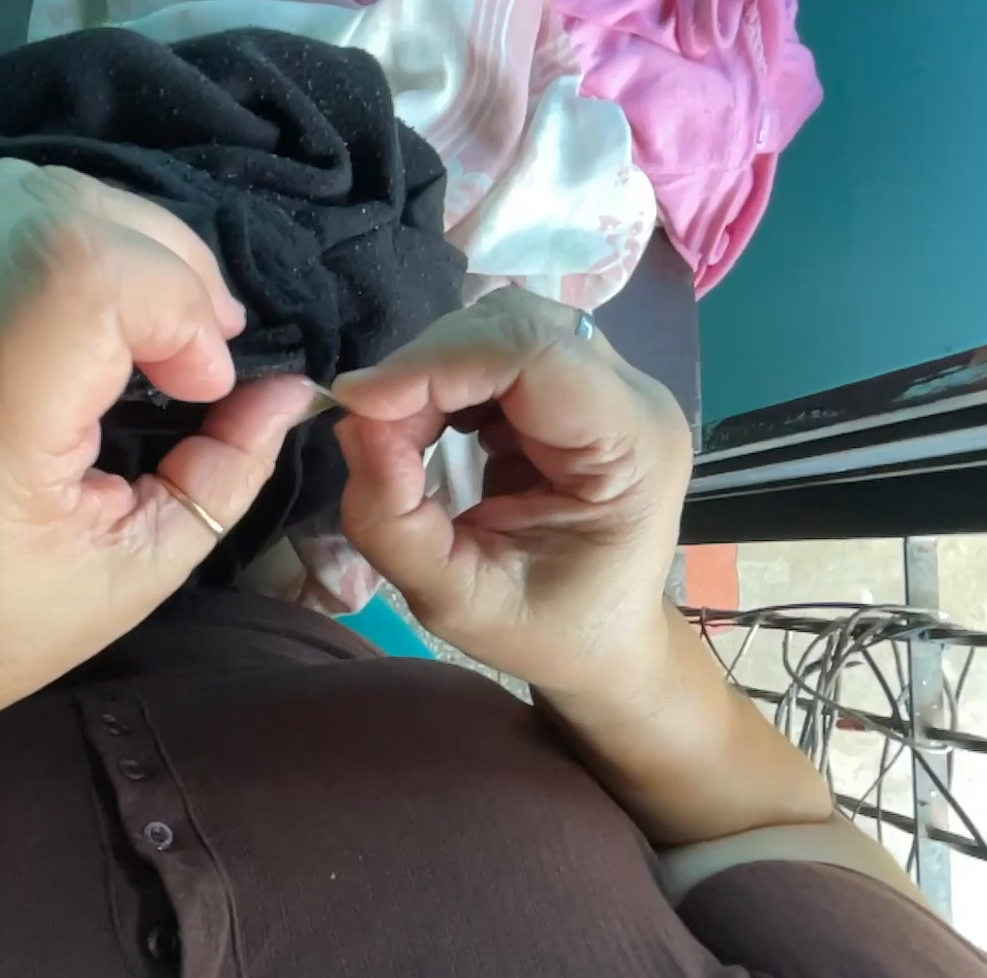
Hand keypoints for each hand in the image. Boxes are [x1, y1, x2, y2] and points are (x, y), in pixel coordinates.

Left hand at [0, 160, 318, 752]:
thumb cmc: (0, 632)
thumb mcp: (140, 574)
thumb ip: (228, 472)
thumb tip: (289, 390)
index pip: (78, 276)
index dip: (177, 302)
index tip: (205, 380)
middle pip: (55, 214)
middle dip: (167, 263)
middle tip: (199, 345)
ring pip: (18, 192)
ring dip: (122, 238)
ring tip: (155, 318)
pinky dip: (63, 233)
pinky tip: (90, 301)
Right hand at [331, 288, 692, 716]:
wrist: (599, 641)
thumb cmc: (544, 631)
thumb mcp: (455, 603)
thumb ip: (393, 525)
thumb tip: (353, 426)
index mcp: (633, 448)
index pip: (534, 355)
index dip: (436, 365)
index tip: (356, 405)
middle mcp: (632, 398)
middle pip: (515, 327)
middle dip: (426, 369)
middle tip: (373, 433)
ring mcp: (607, 384)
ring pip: (500, 328)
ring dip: (432, 371)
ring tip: (402, 436)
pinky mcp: (574, 387)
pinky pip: (496, 350)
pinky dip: (444, 379)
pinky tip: (432, 427)